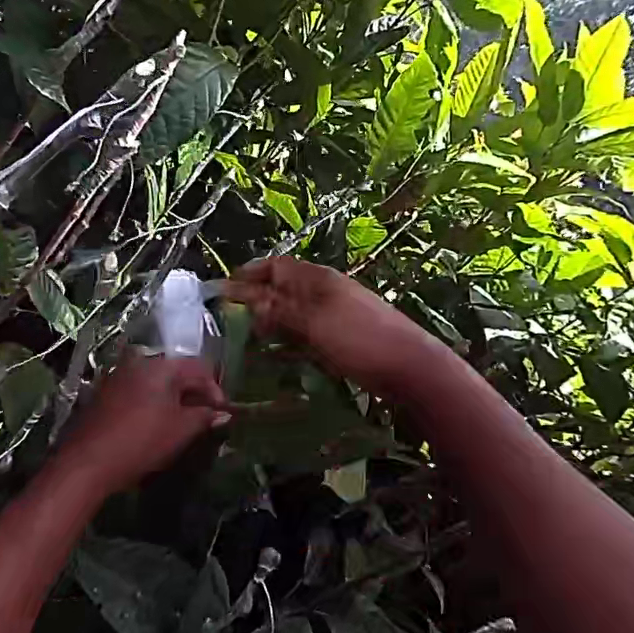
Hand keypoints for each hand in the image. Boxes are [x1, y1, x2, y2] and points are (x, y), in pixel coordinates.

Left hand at [60, 353, 230, 493]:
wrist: (87, 462)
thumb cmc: (141, 441)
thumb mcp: (180, 430)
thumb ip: (204, 417)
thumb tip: (222, 413)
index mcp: (162, 365)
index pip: (200, 368)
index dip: (215, 390)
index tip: (221, 414)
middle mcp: (140, 362)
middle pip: (178, 372)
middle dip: (194, 394)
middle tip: (204, 419)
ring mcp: (120, 376)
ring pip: (157, 382)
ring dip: (173, 399)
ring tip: (181, 424)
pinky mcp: (105, 393)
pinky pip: (139, 390)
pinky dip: (153, 403)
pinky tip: (155, 425)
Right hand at [224, 257, 437, 395]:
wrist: (410, 366)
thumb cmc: (360, 338)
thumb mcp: (315, 322)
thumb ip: (281, 309)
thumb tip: (247, 298)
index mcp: (318, 279)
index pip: (276, 266)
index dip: (250, 274)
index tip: (223, 289)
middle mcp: (324, 291)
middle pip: (283, 288)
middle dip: (255, 298)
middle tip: (228, 317)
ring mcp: (333, 314)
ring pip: (293, 311)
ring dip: (270, 320)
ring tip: (244, 336)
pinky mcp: (340, 337)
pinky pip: (305, 332)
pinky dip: (288, 338)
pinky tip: (276, 352)